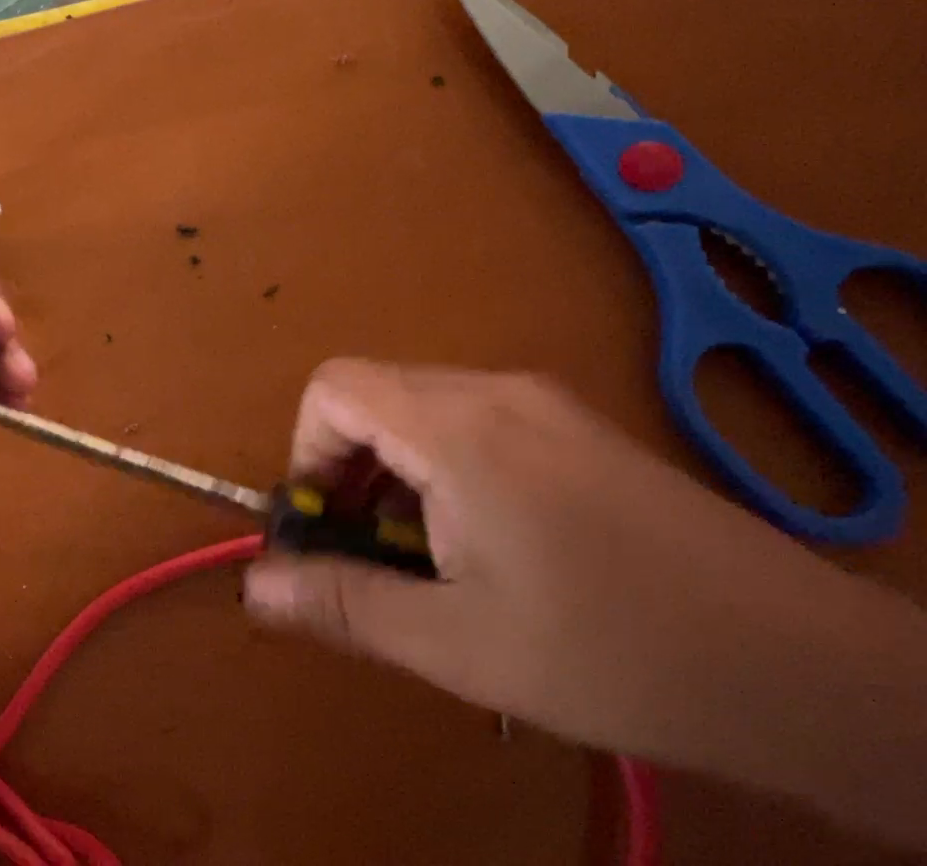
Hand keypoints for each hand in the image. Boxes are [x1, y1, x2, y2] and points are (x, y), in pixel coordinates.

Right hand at [241, 360, 926, 825]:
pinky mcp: (584, 434)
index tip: (324, 528)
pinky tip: (489, 551)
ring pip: (423, 412)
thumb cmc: (612, 653)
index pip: (333, 389)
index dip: (304, 454)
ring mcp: (550, 408)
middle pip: (373, 396)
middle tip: (369, 555)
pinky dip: (444, 473)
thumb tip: (253, 584)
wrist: (810, 672)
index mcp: (458, 429)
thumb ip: (340, 602)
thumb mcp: (452, 642)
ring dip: (393, 476)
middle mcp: (499, 394)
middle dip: (344, 470)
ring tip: (427, 563)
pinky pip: (476, 426)